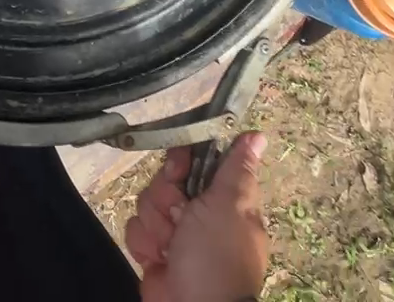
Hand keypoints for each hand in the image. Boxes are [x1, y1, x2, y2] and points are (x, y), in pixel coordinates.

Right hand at [124, 133, 268, 301]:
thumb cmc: (217, 255)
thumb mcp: (231, 206)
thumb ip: (236, 169)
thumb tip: (257, 134)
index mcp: (223, 202)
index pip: (193, 161)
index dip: (180, 162)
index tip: (178, 169)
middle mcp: (198, 214)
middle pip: (164, 180)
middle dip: (165, 198)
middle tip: (180, 216)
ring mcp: (174, 233)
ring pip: (147, 203)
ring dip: (156, 225)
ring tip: (170, 247)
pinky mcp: (153, 250)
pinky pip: (136, 228)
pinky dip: (145, 244)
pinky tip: (159, 259)